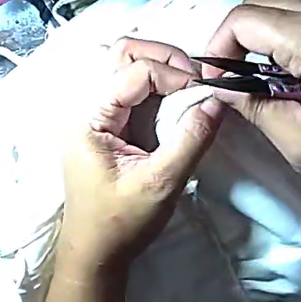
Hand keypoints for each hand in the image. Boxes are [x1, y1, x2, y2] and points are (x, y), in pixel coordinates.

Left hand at [57, 39, 224, 278]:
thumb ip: (190, 139)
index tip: (204, 90)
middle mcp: (83, 105)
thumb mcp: (161, 183)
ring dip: (158, 63)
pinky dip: (155, 80)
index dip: (172, 73)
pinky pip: (128, 84)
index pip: (131, 70)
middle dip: (162, 55)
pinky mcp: (106, 119)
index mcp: (86, 117)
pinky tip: (177, 93)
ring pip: (123, 62)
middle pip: (120, 52)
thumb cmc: (120, 221)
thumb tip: (218, 100)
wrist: (95, 249)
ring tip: (188, 82)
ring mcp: (93, 110)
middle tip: (196, 77)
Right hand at [204, 0, 300, 223]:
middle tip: (235, 86)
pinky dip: (293, 42)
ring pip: (288, 10)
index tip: (217, 85)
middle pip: (262, 5)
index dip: (217, 49)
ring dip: (265, 42)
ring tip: (268, 89)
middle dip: (236, 41)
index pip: (244, 18)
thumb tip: (223, 88)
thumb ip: (254, 109)